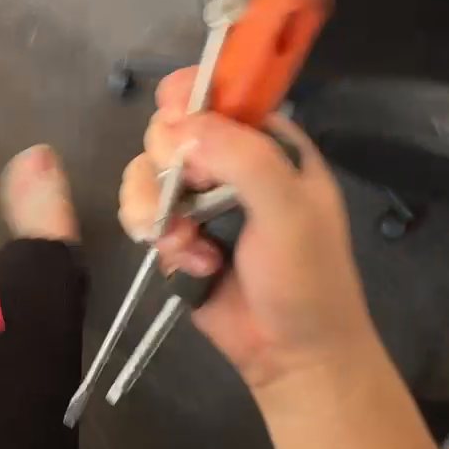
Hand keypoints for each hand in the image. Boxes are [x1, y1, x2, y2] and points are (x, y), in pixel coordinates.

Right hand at [118, 67, 377, 391]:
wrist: (291, 354)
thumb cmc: (306, 277)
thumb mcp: (289, 211)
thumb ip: (243, 160)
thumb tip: (181, 128)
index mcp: (268, 143)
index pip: (220, 94)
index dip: (189, 96)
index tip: (170, 113)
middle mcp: (229, 163)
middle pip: (169, 130)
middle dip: (167, 162)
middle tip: (187, 191)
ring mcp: (198, 200)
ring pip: (145, 173)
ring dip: (154, 206)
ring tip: (179, 240)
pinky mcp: (176, 234)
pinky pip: (142, 215)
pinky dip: (158, 239)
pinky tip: (190, 263)